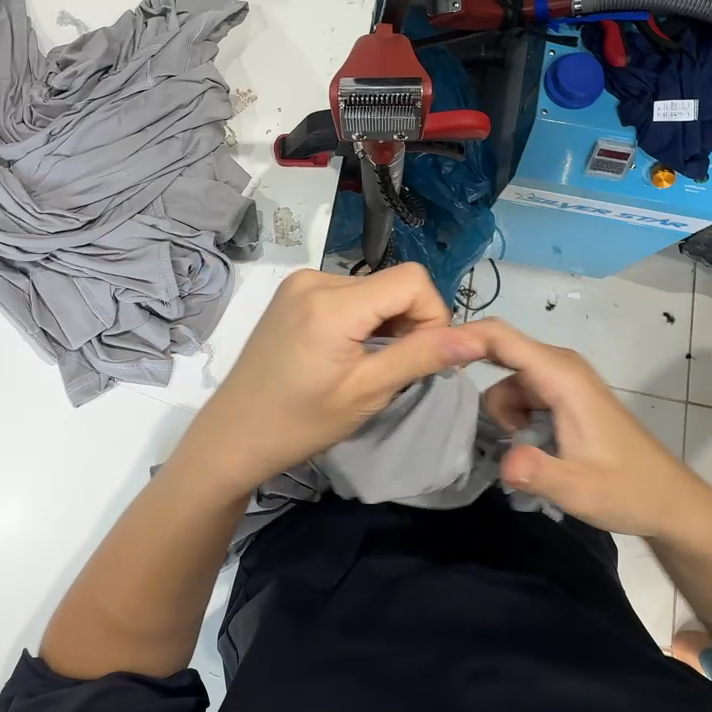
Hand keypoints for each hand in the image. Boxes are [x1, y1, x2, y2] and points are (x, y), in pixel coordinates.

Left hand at [173, 265, 482, 496]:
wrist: (235, 433)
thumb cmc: (301, 423)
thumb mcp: (367, 393)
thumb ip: (421, 357)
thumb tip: (476, 338)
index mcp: (333, 303)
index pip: (413, 280)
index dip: (432, 316)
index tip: (421, 358)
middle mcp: (315, 278)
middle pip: (392, 283)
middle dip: (408, 322)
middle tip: (392, 369)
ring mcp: (300, 282)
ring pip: (372, 288)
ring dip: (384, 321)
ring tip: (366, 364)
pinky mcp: (291, 292)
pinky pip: (347, 292)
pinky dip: (360, 318)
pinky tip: (345, 352)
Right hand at [471, 318, 711, 539]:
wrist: (670, 501)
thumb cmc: (629, 490)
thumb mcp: (581, 490)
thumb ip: (541, 473)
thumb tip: (504, 463)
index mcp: (561, 375)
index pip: (500, 337)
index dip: (460, 337)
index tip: (424, 355)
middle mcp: (558, 366)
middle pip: (495, 357)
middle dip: (481, 394)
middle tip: (490, 437)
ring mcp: (560, 378)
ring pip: (504, 380)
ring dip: (503, 416)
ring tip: (526, 453)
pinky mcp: (561, 393)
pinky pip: (518, 392)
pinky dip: (514, 418)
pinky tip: (530, 447)